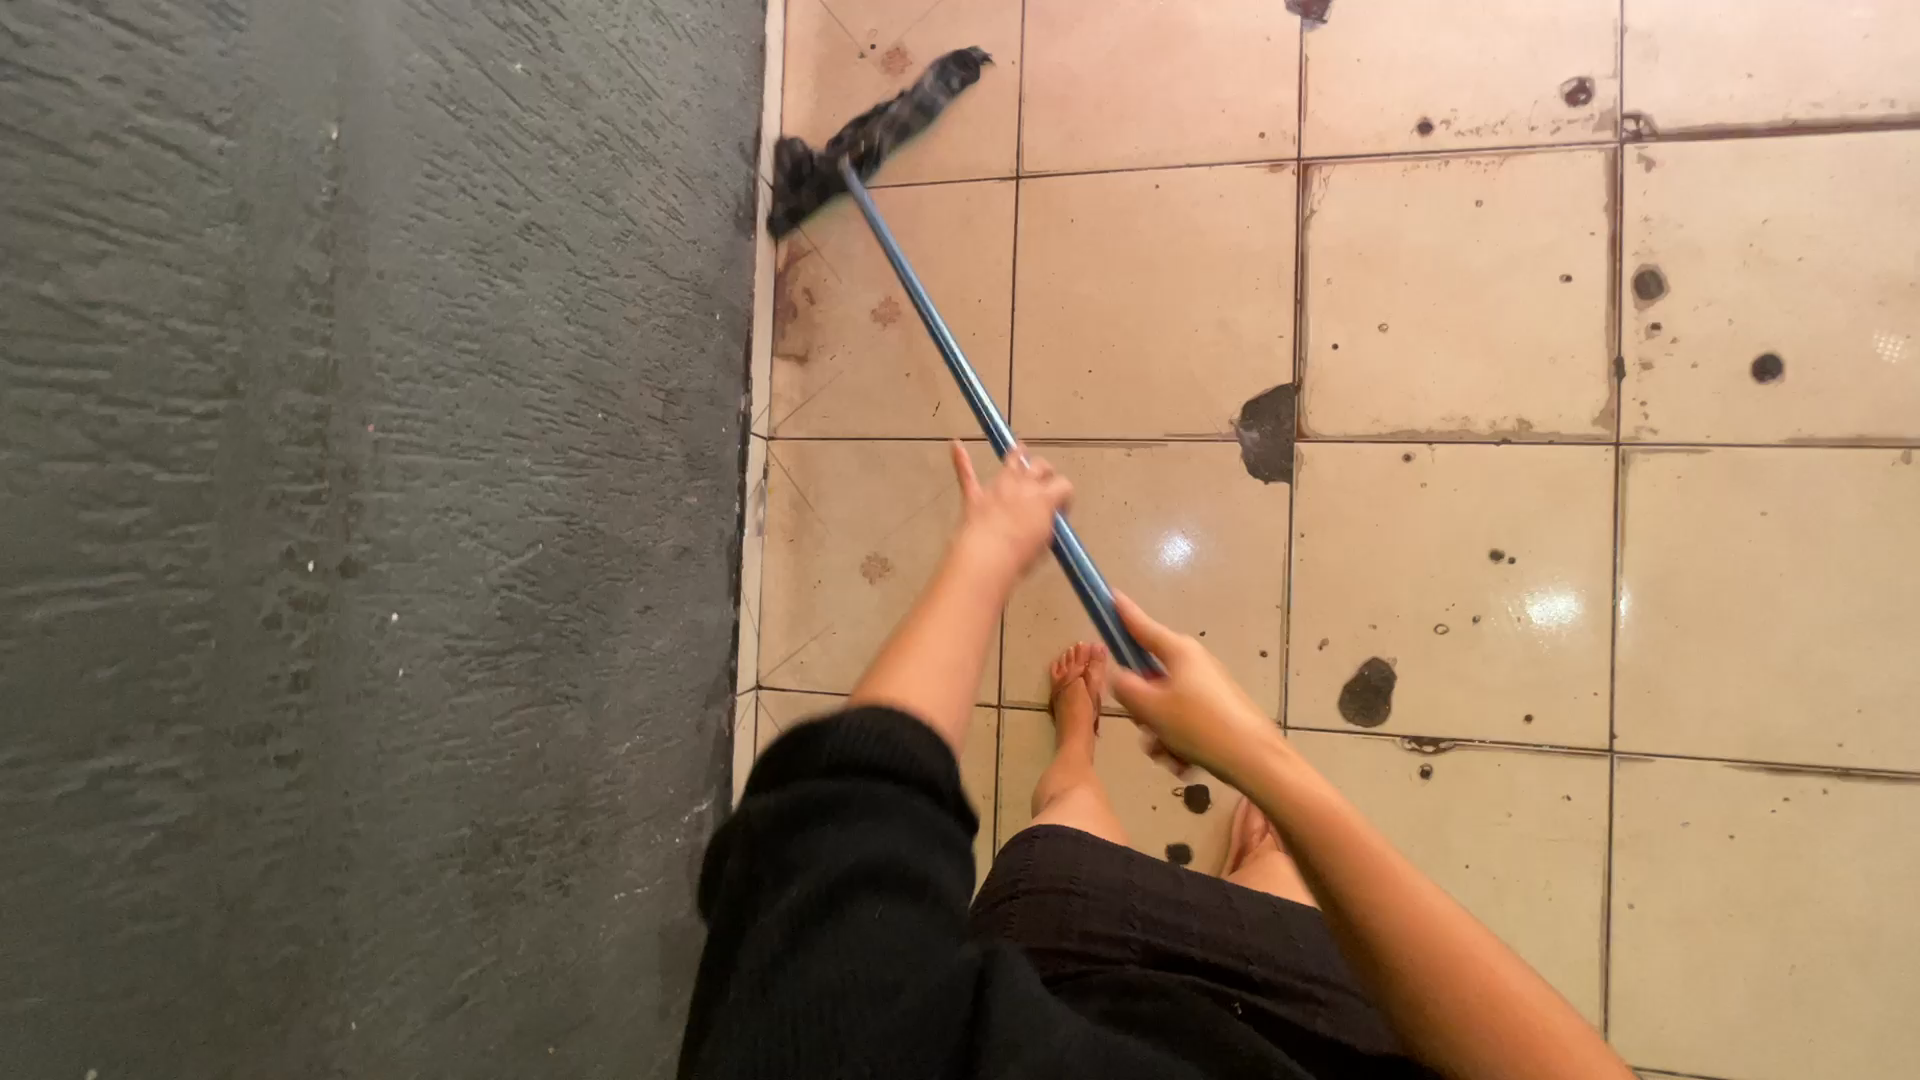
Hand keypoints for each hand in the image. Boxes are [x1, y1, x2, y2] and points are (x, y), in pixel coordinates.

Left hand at [947, 441, 1070, 585]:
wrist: (987, 557)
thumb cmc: (1020, 557)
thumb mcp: (1044, 544)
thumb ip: (1046, 526)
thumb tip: (1043, 523)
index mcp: (1045, 499)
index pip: (1063, 485)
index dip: (1065, 495)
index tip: (1061, 509)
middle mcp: (1023, 486)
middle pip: (1040, 466)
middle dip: (1045, 471)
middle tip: (1044, 481)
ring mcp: (997, 488)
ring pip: (1011, 462)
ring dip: (1017, 456)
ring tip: (1020, 451)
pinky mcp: (974, 496)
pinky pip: (966, 473)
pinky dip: (961, 460)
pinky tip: (955, 445)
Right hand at [1108, 592, 1283, 785]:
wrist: (1255, 760)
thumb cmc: (1200, 726)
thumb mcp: (1151, 707)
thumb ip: (1126, 687)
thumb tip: (1121, 677)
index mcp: (1178, 651)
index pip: (1141, 625)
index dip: (1122, 612)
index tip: (1110, 594)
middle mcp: (1192, 663)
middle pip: (1149, 677)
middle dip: (1142, 708)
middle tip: (1146, 725)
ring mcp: (1206, 688)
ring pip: (1163, 706)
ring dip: (1159, 733)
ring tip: (1168, 754)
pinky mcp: (1216, 712)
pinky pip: (1183, 723)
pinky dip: (1178, 743)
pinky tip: (1183, 763)